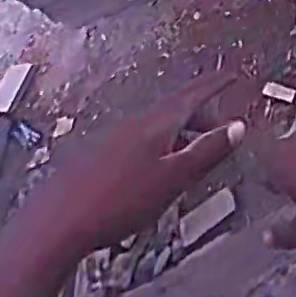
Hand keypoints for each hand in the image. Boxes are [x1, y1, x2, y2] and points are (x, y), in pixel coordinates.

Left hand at [38, 72, 244, 251]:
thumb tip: (239, 126)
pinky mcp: (103, 155)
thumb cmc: (120, 199)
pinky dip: (164, 144)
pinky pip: (145, 139)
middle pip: (179, 107)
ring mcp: (119, 137)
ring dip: (184, 131)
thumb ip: (207, 152)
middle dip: (204, 112)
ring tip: (197, 151)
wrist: (56, 223)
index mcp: (160, 122)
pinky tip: (161, 167)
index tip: (234, 73)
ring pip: (161, 125)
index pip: (196, 94)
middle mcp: (140, 122)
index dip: (217, 84)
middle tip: (223, 126)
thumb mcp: (173, 178)